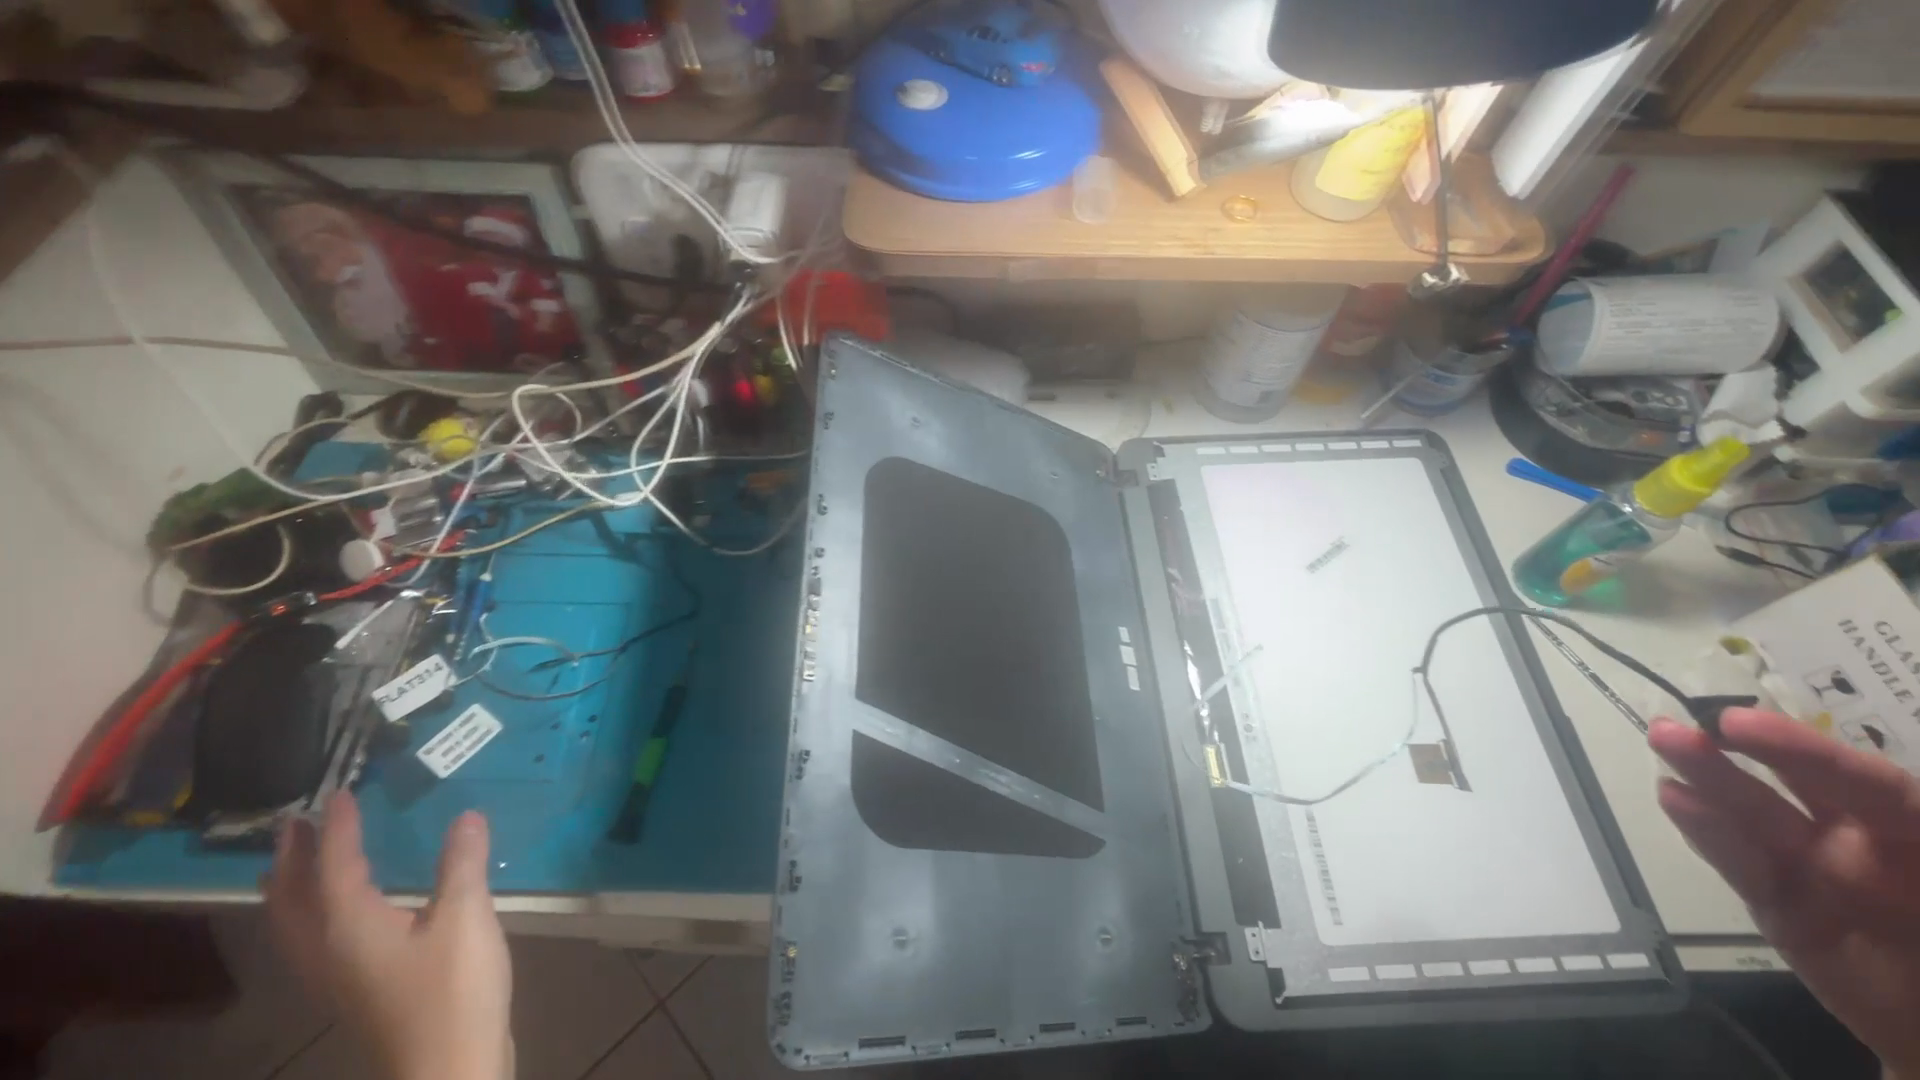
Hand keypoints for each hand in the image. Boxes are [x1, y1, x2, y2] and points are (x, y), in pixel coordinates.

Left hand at [264, 792, 513, 1079]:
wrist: (448, 1068)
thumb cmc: (454, 990)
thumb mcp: (466, 919)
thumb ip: (462, 865)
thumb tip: (466, 817)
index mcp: (349, 927)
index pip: (334, 866)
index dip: (336, 828)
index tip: (337, 793)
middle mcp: (329, 950)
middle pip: (292, 900)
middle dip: (291, 859)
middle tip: (293, 823)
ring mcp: (336, 977)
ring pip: (295, 925)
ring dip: (292, 887)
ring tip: (297, 861)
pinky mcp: (355, 991)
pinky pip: (313, 939)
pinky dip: (310, 912)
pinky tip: (338, 913)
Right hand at [1650, 708, 1919, 1076]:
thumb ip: (1909, 823)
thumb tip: (1823, 800)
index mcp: (1914, 832)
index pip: (1866, 783)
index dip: (1804, 751)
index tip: (1738, 723)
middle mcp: (1860, 841)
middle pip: (1796, 787)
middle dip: (1740, 751)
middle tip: (1681, 724)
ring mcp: (1813, 871)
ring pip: (1754, 818)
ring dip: (1706, 776)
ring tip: (1662, 741)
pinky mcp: (1776, 905)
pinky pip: (1739, 866)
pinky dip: (1704, 831)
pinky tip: (1673, 797)